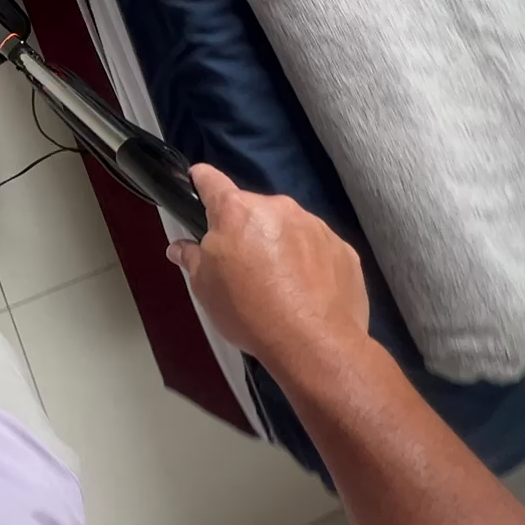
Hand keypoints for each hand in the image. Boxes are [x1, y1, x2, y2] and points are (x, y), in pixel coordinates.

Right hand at [167, 164, 369, 370]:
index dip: (200, 182)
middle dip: (244, 227)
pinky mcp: (343, 250)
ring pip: (286, 226)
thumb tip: (180, 248)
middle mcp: (276, 207)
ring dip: (278, 242)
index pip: (210, 179)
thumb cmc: (247, 309)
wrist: (314, 345)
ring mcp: (315, 226)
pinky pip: (317, 247)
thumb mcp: (204, 286)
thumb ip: (191, 257)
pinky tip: (307, 290)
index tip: (198, 187)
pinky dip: (309, 260)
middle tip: (242, 261)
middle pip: (251, 208)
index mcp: (236, 209)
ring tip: (280, 281)